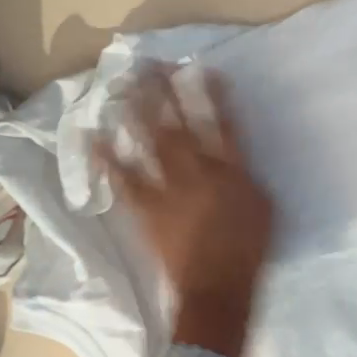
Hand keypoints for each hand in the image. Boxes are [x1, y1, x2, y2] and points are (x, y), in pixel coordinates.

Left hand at [95, 68, 274, 356]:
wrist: (216, 290)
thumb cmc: (248, 249)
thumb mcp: (263, 204)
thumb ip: (246, 174)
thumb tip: (233, 153)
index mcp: (231, 169)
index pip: (222, 122)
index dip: (212, 94)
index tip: (203, 70)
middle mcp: (197, 170)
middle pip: (178, 122)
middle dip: (163, 92)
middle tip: (150, 66)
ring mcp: (167, 188)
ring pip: (149, 142)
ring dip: (135, 112)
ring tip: (122, 87)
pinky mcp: (144, 208)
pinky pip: (122, 179)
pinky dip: (105, 158)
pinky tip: (93, 136)